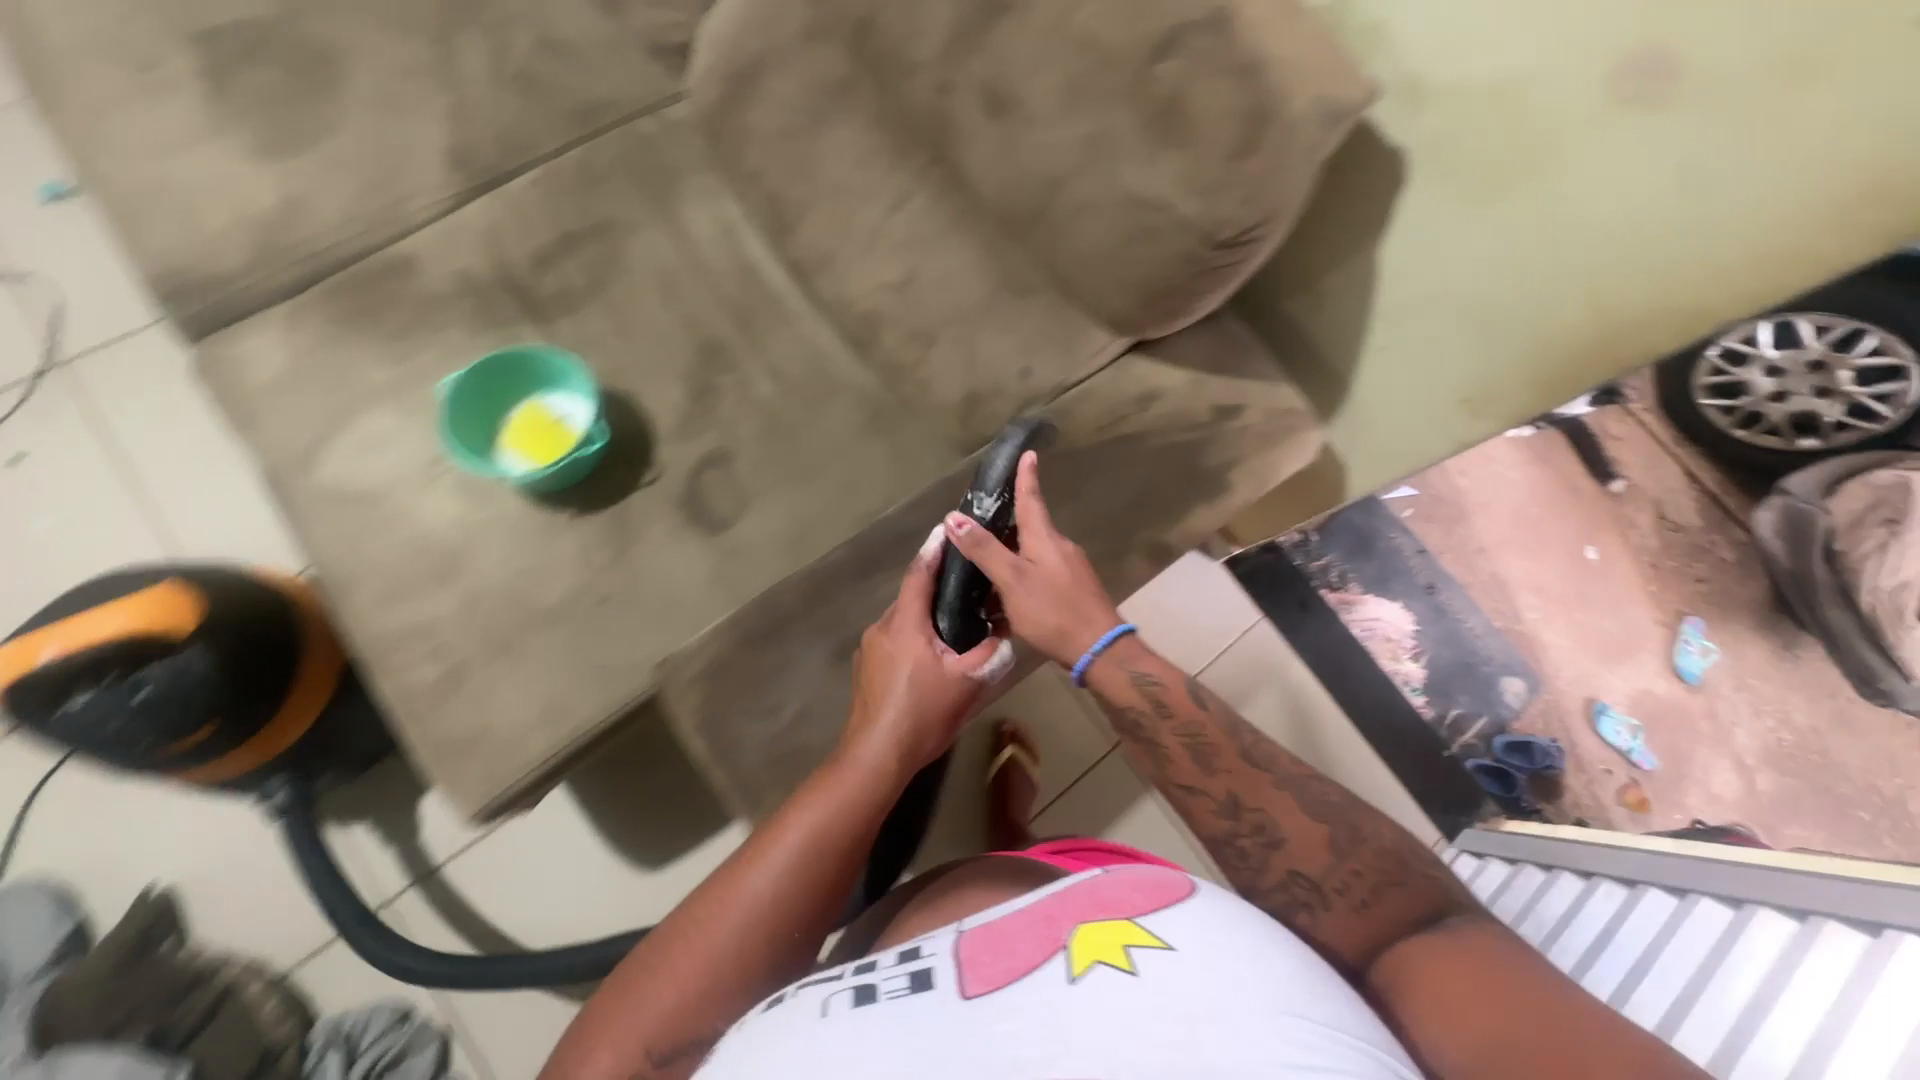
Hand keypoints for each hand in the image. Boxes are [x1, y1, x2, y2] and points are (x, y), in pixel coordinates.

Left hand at [841, 529, 1012, 780]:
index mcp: (905, 623)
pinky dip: (913, 639)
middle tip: (965, 587)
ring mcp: (869, 649)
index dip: (934, 551)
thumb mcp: (967, 685)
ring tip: (953, 624)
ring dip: (924, 619)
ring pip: (902, 622)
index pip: (919, 574)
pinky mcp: (866, 669)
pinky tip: (931, 658)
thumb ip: (990, 655)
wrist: (877, 755)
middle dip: (935, 590)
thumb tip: (1004, 637)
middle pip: (911, 598)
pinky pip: (894, 641)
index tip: (946, 529)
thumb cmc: (922, 714)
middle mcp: (882, 628)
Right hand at [942, 451, 1122, 668]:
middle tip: (979, 528)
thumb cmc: (1053, 610)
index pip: (1032, 498)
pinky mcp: (1072, 593)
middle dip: (1005, 528)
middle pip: (1029, 529)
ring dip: (1009, 564)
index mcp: (1045, 538)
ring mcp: (1069, 571)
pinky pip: (1040, 581)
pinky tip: (1006, 610)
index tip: (1027, 452)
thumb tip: (953, 517)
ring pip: (1032, 558)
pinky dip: (1020, 587)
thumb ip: (984, 550)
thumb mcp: (1012, 580)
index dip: (1026, 476)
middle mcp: (1060, 548)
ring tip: (983, 578)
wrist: (1098, 649)